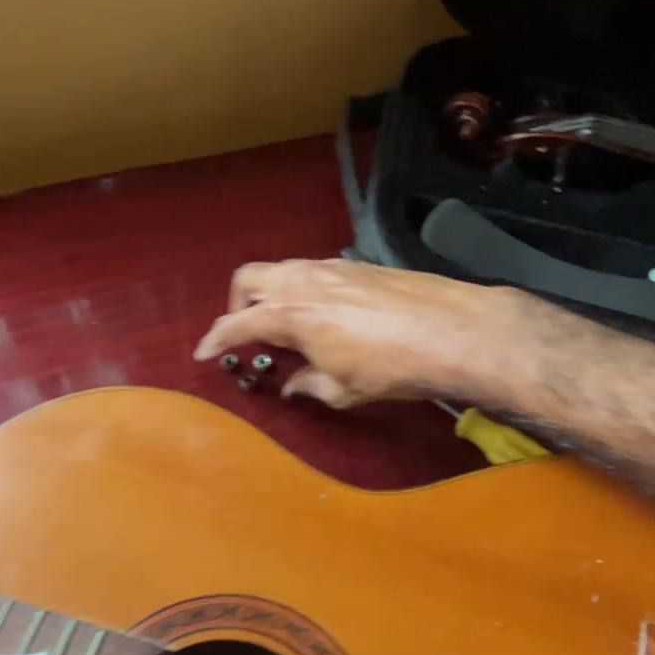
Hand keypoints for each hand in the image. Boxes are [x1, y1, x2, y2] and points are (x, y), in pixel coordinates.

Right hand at [193, 259, 537, 407]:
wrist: (451, 330)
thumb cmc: (391, 368)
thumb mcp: (344, 390)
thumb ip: (309, 386)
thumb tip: (294, 385)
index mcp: (290, 315)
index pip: (237, 324)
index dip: (215, 338)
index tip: (203, 352)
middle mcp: (302, 281)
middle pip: (249, 279)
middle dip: (237, 304)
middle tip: (246, 332)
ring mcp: (330, 267)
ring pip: (282, 270)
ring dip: (271, 293)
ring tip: (285, 324)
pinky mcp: (356, 265)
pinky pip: (312, 270)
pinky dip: (301, 288)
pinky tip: (322, 313)